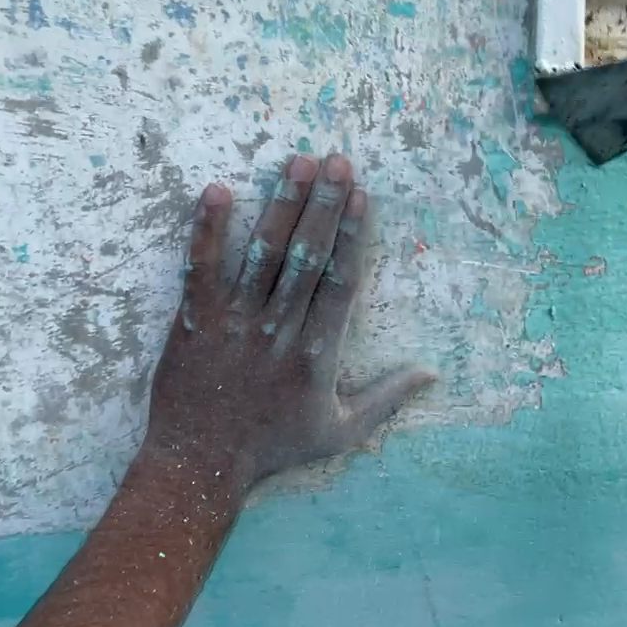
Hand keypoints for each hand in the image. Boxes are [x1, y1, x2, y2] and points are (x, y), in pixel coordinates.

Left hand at [143, 153, 433, 493]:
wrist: (199, 466)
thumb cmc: (275, 447)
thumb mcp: (342, 431)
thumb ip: (388, 399)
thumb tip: (433, 374)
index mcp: (317, 352)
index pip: (340, 281)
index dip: (352, 235)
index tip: (362, 196)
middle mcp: (278, 329)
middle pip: (307, 256)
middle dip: (324, 205)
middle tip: (338, 160)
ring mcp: (233, 321)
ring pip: (262, 254)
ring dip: (280, 204)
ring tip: (297, 162)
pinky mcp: (193, 321)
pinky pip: (199, 269)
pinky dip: (205, 230)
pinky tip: (214, 190)